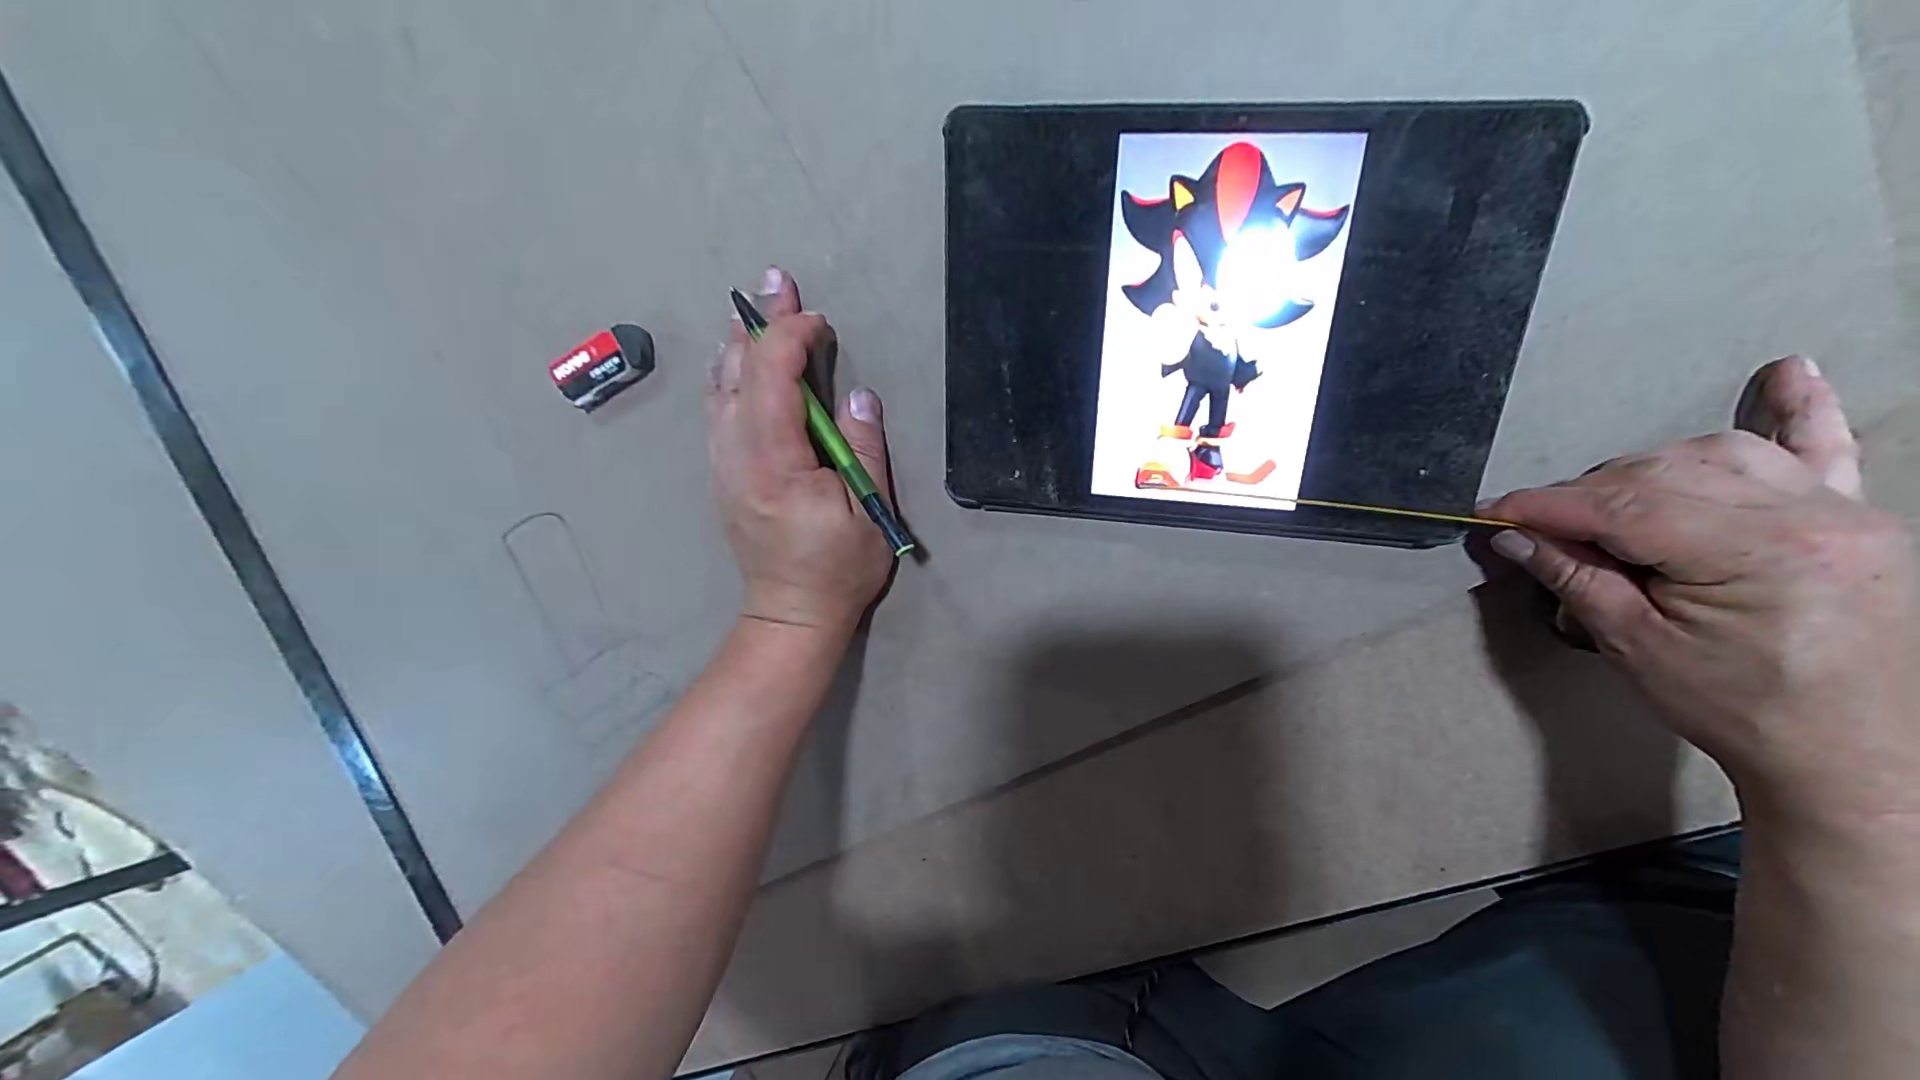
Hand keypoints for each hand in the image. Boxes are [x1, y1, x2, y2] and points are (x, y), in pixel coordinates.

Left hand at [706, 268, 897, 632]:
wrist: (790, 614)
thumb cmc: (838, 569)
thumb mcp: (869, 513)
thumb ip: (864, 448)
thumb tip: (857, 395)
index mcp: (775, 466)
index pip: (774, 382)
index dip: (791, 340)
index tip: (818, 322)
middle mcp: (736, 458)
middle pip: (738, 375)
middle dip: (759, 325)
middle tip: (775, 283)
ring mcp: (722, 467)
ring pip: (720, 390)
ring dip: (740, 346)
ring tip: (755, 311)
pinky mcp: (722, 475)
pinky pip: (718, 412)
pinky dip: (730, 377)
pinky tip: (738, 361)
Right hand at [1485, 357, 1919, 830]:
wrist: (1860, 756)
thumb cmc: (1736, 707)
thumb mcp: (1636, 646)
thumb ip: (1576, 578)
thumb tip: (1515, 536)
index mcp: (1754, 553)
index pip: (1621, 507)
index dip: (1543, 505)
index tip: (1489, 512)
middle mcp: (1808, 516)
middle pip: (1662, 475)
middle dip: (1582, 494)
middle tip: (1533, 524)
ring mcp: (1842, 512)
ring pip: (1719, 455)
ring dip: (1645, 468)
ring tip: (1601, 497)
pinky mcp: (1858, 520)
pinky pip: (1828, 449)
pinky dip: (1801, 409)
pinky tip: (1788, 373)